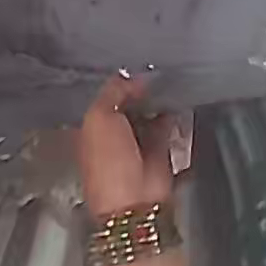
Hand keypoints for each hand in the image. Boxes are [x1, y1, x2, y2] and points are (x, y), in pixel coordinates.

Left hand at [76, 76, 176, 216]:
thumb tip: (131, 78)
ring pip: (146, 111)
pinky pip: (165, 122)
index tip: (130, 66)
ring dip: (154, 98)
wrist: (134, 199)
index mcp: (90, 128)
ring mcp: (136, 141)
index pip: (103, 97)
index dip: (115, 82)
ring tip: (164, 78)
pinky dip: (170, 111)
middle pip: (126, 103)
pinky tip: (174, 96)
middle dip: (137, 88)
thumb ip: (113, 92)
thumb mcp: (99, 118)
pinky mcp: (159, 147)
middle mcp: (112, 134)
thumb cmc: (108, 161)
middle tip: (151, 69)